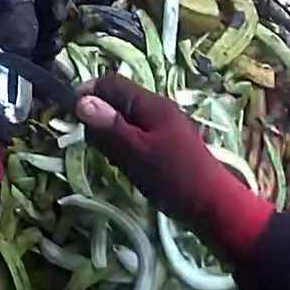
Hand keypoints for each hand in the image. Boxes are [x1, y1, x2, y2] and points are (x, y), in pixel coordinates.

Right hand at [75, 74, 272, 256]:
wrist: (217, 207)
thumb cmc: (175, 179)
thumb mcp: (136, 153)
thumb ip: (109, 126)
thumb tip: (81, 101)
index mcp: (150, 104)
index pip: (110, 82)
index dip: (87, 93)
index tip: (72, 116)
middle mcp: (157, 107)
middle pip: (116, 99)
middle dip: (99, 117)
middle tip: (96, 145)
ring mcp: (164, 125)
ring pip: (124, 118)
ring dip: (112, 134)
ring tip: (114, 159)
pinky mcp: (167, 142)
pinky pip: (136, 133)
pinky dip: (125, 145)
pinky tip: (128, 165)